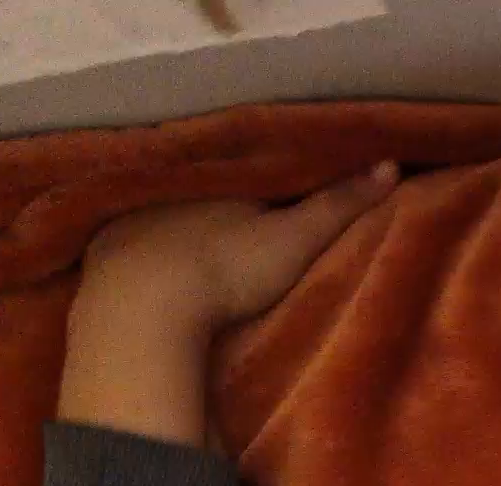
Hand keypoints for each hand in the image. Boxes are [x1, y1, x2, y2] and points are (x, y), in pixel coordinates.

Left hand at [59, 162, 397, 446]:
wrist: (146, 307)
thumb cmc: (232, 267)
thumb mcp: (299, 236)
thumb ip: (341, 204)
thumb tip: (391, 164)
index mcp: (223, 178)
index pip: (263, 173)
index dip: (286, 182)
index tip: (306, 192)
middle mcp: (176, 187)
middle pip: (221, 191)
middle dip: (240, 199)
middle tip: (264, 214)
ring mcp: (135, 215)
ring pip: (180, 213)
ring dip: (199, 222)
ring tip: (221, 236)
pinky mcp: (109, 248)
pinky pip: (144, 237)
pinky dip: (162, 245)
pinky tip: (174, 260)